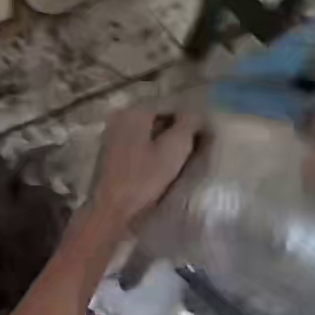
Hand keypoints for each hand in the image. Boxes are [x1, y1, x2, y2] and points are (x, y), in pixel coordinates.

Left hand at [82, 105, 202, 240]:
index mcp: (135, 110)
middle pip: (158, 117)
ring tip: (180, 159)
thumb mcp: (174, 149)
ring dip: (165, 142)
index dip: (191, 120)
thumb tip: (196, 113)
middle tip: (194, 149)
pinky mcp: (110, 153)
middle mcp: (120, 116)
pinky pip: (138, 144)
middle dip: (177, 130)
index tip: (203, 137)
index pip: (172, 105)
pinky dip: (151, 151)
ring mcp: (112, 134)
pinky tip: (160, 166)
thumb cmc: (144, 179)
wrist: (111, 210)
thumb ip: (189, 124)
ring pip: (148, 132)